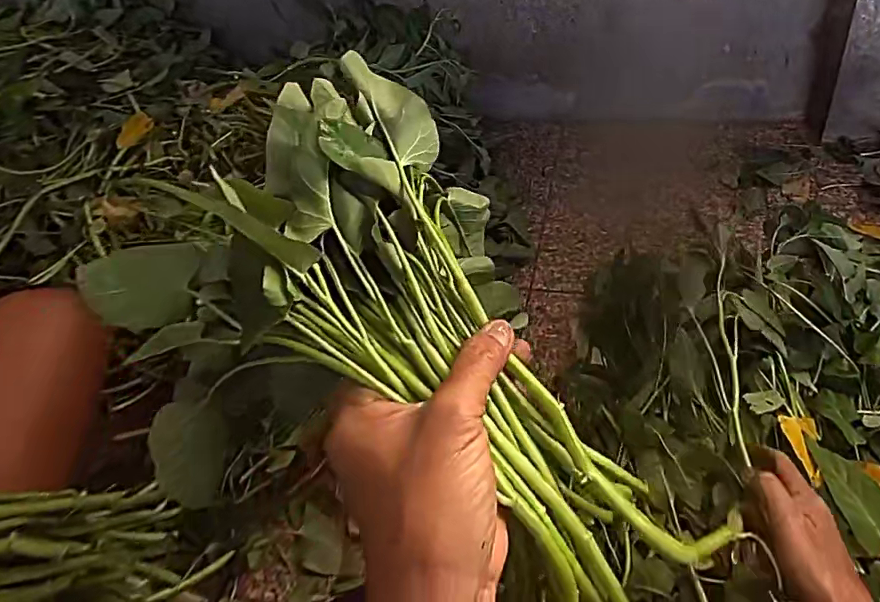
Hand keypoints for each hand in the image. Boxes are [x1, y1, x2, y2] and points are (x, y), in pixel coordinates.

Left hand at [324, 321, 528, 601]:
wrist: (449, 593)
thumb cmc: (432, 506)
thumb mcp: (453, 422)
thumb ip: (475, 367)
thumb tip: (498, 326)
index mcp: (360, 415)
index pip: (384, 350)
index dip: (423, 327)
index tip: (459, 307)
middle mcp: (380, 429)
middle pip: (424, 371)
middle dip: (467, 352)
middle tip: (502, 334)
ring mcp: (413, 449)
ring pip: (450, 396)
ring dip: (485, 378)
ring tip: (519, 356)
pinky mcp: (443, 467)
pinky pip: (467, 424)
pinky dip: (492, 407)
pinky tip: (520, 389)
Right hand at [749, 448, 868, 601]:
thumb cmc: (814, 565)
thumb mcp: (788, 520)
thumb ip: (769, 489)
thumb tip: (750, 470)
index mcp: (806, 495)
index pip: (780, 461)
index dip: (759, 452)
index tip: (738, 450)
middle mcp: (808, 509)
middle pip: (774, 488)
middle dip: (752, 494)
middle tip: (734, 504)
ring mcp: (809, 533)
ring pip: (774, 515)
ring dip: (756, 522)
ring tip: (745, 534)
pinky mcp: (806, 556)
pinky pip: (779, 538)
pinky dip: (765, 542)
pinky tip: (760, 556)